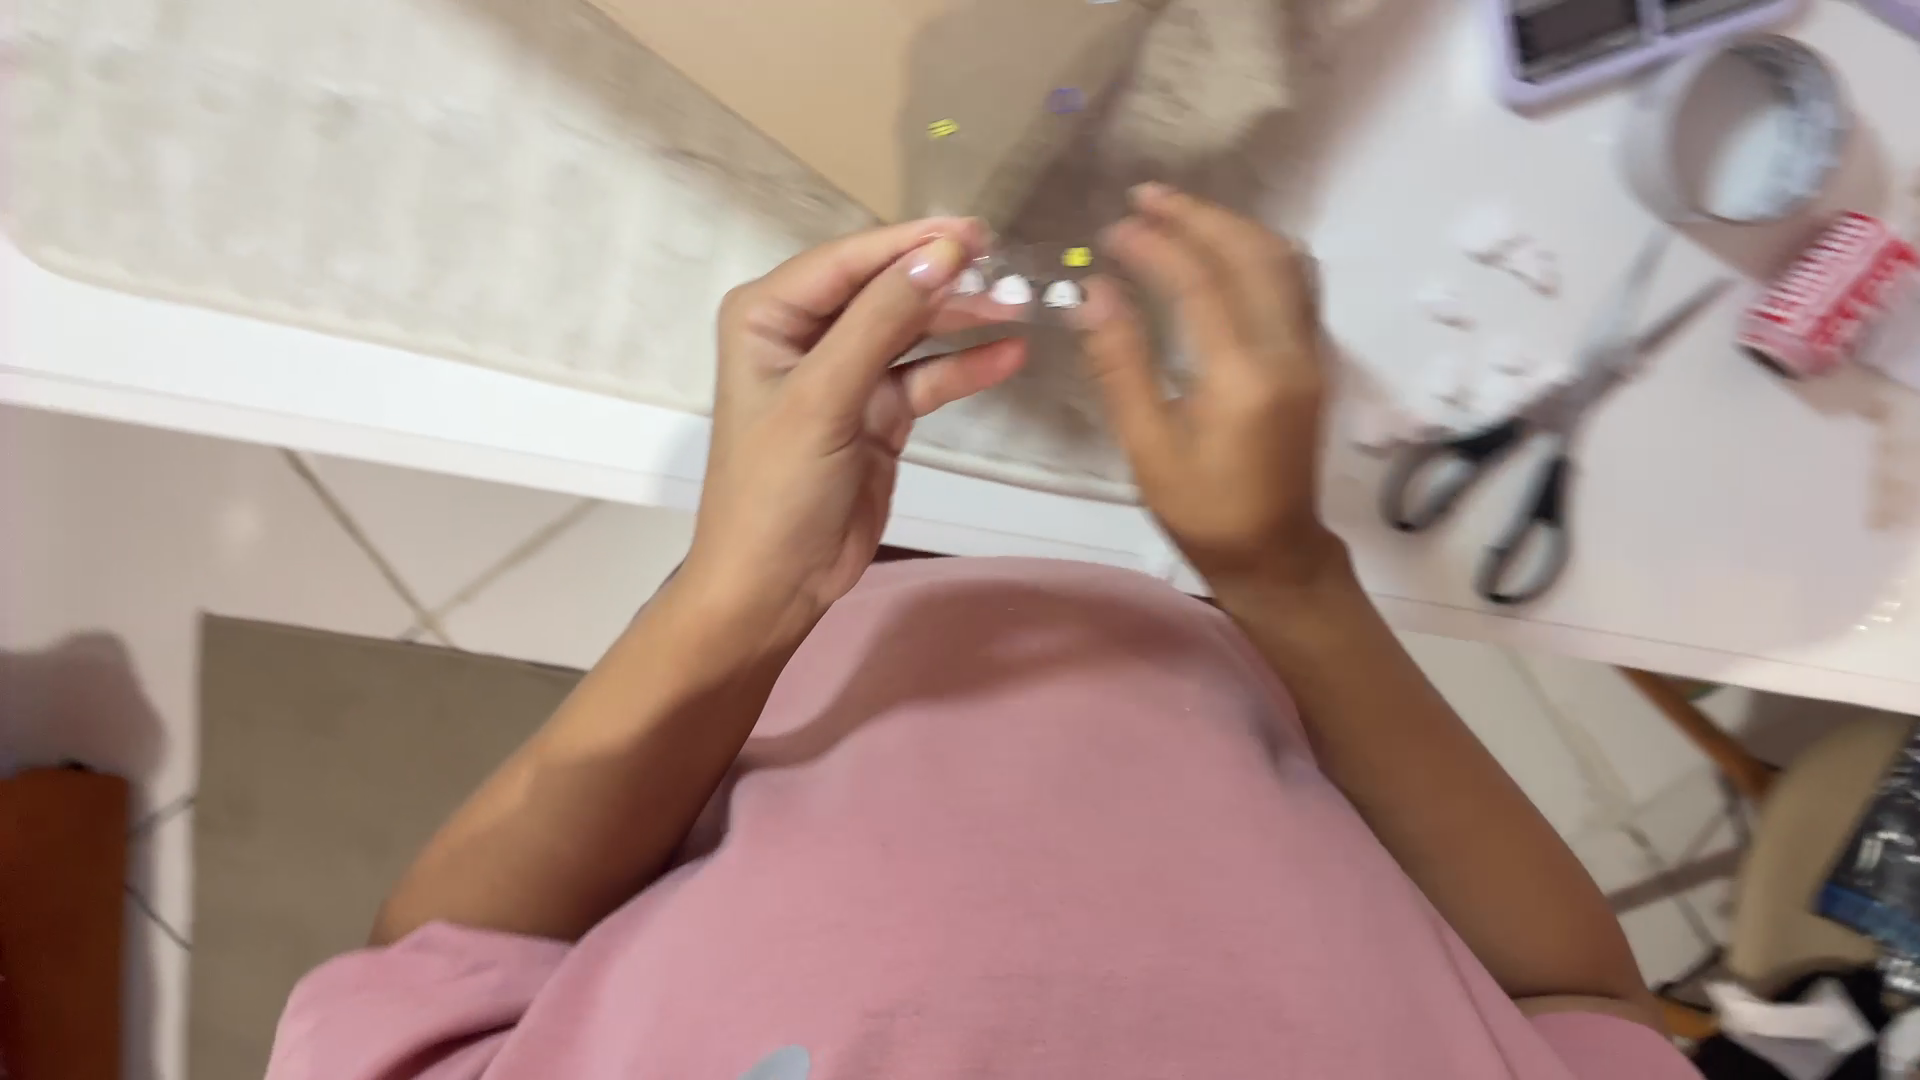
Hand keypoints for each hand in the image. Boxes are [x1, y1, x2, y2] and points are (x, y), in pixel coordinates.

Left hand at [682, 218, 1026, 644]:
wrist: (777, 581)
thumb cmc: (778, 487)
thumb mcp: (823, 398)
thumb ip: (881, 322)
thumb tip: (943, 254)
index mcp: (769, 315)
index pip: (849, 263)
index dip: (911, 245)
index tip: (976, 234)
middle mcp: (806, 336)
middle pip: (885, 293)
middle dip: (943, 284)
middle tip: (1007, 273)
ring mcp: (846, 376)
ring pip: (911, 334)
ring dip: (961, 323)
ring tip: (1018, 309)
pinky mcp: (878, 415)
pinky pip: (926, 379)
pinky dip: (963, 370)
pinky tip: (1007, 358)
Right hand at [1074, 184, 1352, 596]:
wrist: (1274, 552)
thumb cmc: (1203, 511)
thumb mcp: (1148, 447)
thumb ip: (1122, 366)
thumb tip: (1095, 295)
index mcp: (1242, 379)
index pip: (1200, 285)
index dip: (1156, 248)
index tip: (1114, 230)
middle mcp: (1288, 352)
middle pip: (1252, 254)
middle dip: (1198, 217)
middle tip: (1145, 199)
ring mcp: (1311, 352)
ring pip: (1283, 260)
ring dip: (1232, 226)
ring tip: (1179, 215)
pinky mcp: (1314, 359)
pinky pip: (1294, 283)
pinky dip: (1256, 250)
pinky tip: (1223, 251)